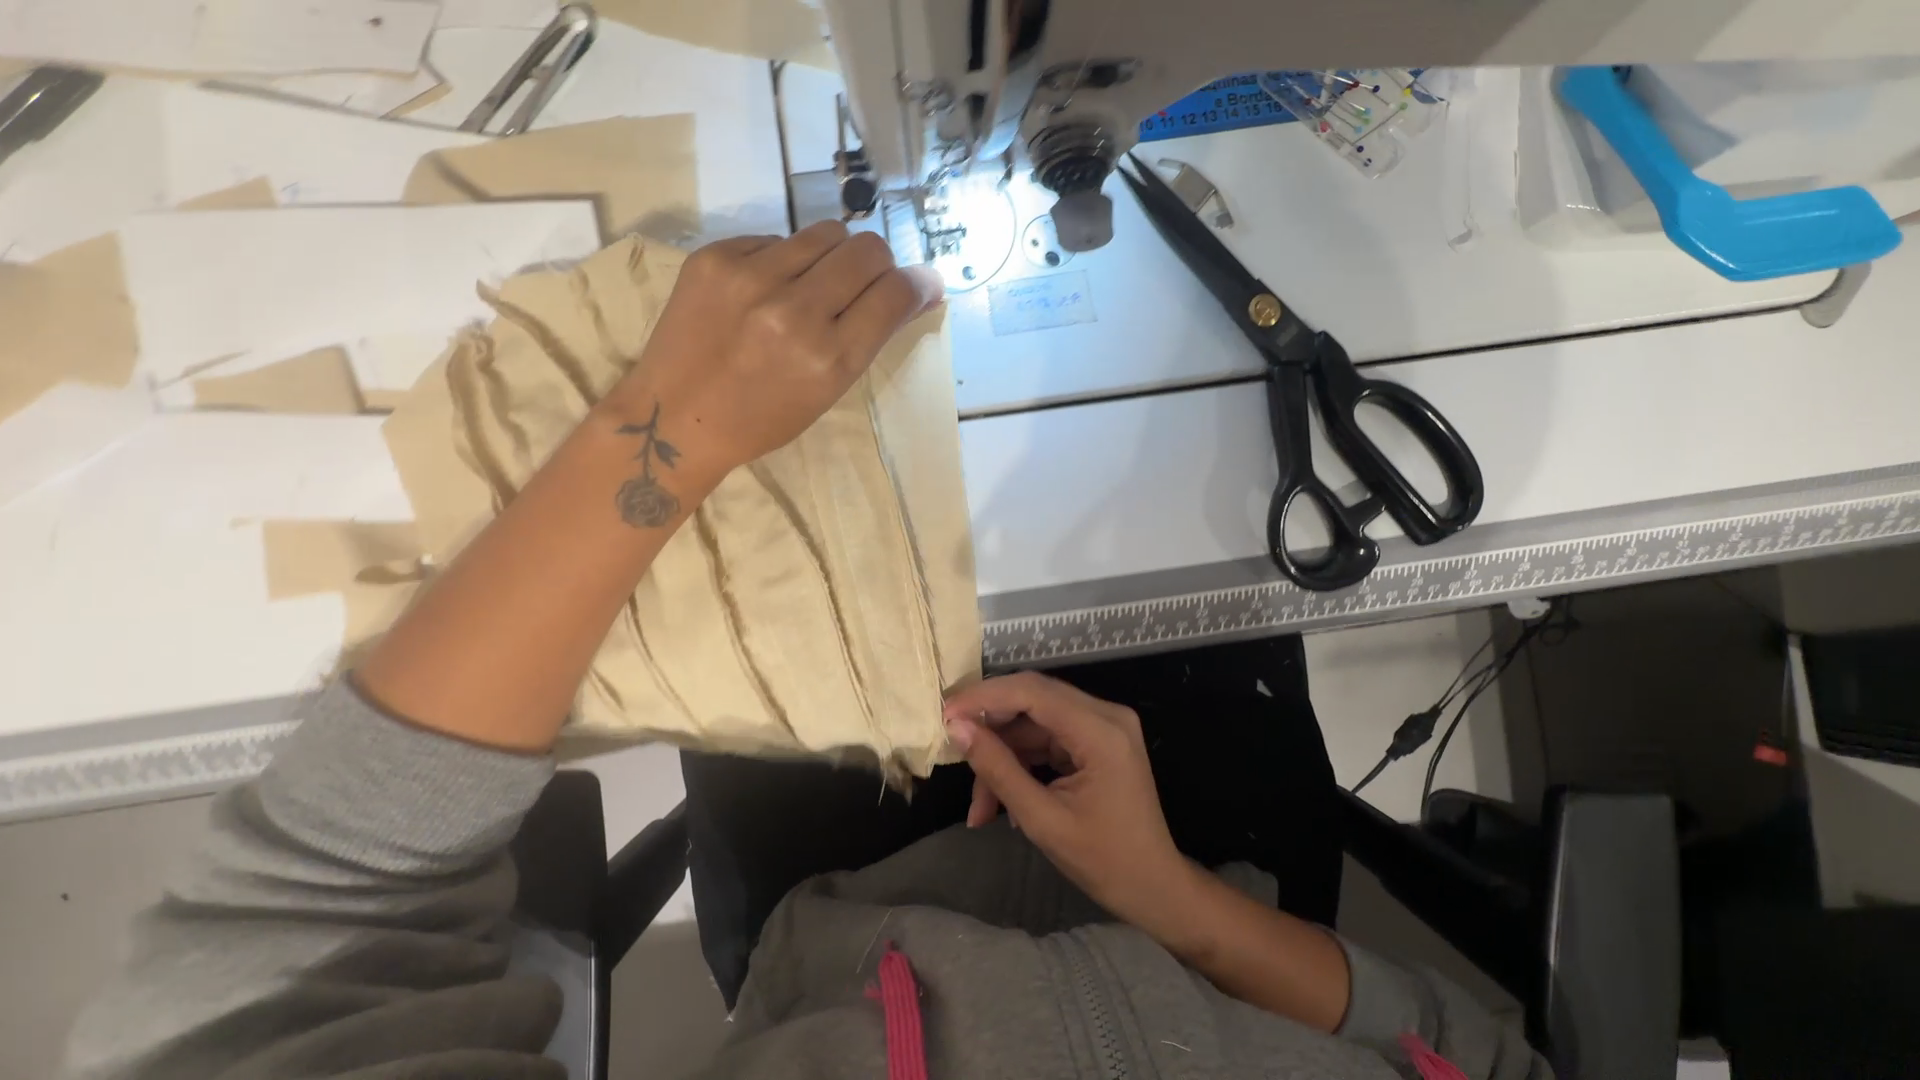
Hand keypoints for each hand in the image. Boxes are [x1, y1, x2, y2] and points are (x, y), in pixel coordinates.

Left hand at [604, 222, 943, 479]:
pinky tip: (764, 291)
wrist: (675, 417)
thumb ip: (872, 335)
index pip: (894, 293)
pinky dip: (782, 260)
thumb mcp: (828, 391)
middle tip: (859, 287)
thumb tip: (922, 287)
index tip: (915, 286)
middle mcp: (794, 312)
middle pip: (867, 251)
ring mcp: (750, 278)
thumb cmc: (762, 418)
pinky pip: (776, 238)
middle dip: (876, 266)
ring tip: (811, 285)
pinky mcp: (715, 257)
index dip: (914, 285)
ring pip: (826, 233)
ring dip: (832, 256)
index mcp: (829, 359)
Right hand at [944, 673, 1202, 936]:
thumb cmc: (1104, 860)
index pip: (1032, 692)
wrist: (1154, 888)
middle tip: (953, 751)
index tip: (945, 714)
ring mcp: (1103, 728)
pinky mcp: (1097, 744)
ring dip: (1003, 759)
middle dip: (990, 729)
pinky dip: (1022, 765)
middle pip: (1032, 701)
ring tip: (979, 808)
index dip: (984, 698)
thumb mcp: (1042, 819)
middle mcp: (1106, 715)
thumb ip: (998, 769)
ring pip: (1034, 725)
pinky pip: (1047, 740)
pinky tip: (1002, 803)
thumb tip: (957, 730)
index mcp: (1101, 730)